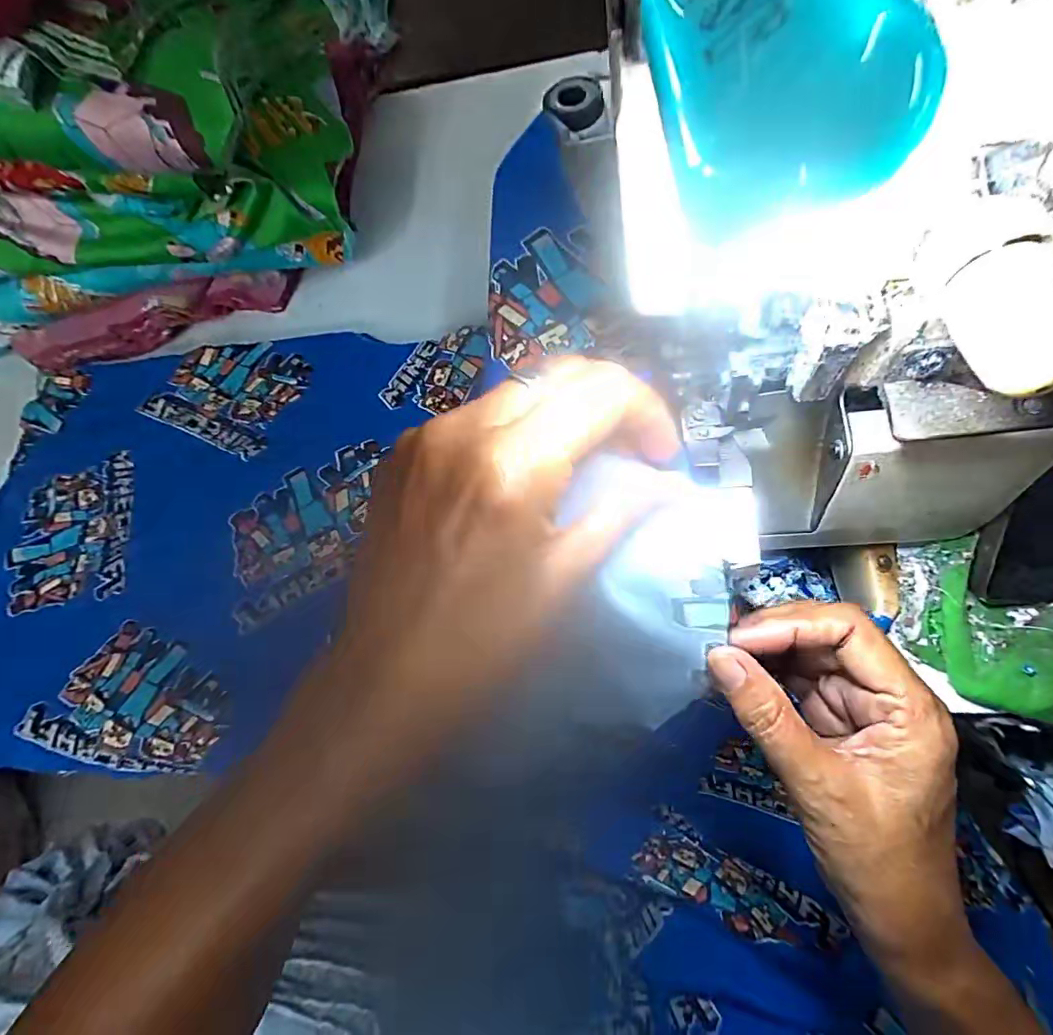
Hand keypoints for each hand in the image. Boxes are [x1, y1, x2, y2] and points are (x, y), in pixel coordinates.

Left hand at [301, 357, 678, 783]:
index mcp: (514, 465)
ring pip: (515, 391)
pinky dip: (512, 429)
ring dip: (560, 412)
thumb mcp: (565, 579)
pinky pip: (473, 417)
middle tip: (630, 450)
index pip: (603, 391)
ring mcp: (424, 436)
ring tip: (578, 461)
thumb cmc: (484, 643)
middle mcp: (464, 429)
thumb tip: (668, 482)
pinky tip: (518, 472)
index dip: (649, 411)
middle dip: (608, 401)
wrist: (384, 677)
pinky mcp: (400, 453)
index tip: (661, 456)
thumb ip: (620, 511)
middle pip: (559, 374)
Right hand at [706, 602, 962, 959]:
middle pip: (830, 639)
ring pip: (812, 661)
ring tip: (723, 657)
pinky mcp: (843, 728)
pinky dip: (770, 682)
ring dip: (767, 656)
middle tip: (723, 645)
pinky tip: (741, 680)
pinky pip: (802, 690)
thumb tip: (719, 659)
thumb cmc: (876, 861)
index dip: (793, 624)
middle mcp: (891, 698)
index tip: (740, 638)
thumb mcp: (817, 785)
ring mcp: (866, 712)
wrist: (900, 923)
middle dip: (775, 636)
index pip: (851, 632)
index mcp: (909, 706)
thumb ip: (767, 717)